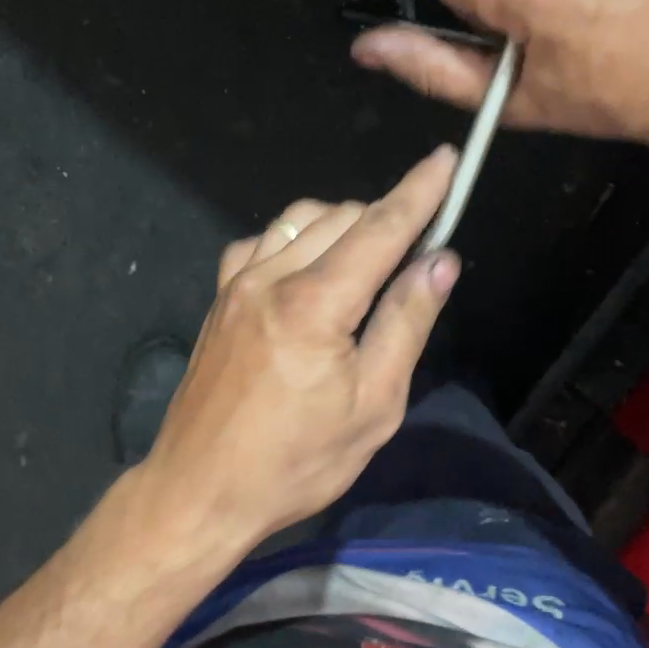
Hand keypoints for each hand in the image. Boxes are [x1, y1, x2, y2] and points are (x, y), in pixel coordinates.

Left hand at [136, 147, 462, 542]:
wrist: (201, 488)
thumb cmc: (296, 462)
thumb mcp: (373, 406)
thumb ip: (406, 323)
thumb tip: (439, 261)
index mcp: (315, 304)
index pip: (380, 229)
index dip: (420, 192)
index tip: (447, 159)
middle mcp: (271, 276)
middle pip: (342, 216)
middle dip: (385, 219)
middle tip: (413, 255)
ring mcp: (237, 282)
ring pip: (300, 218)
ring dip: (342, 225)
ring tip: (366, 264)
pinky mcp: (219, 296)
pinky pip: (262, 241)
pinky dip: (294, 239)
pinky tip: (305, 271)